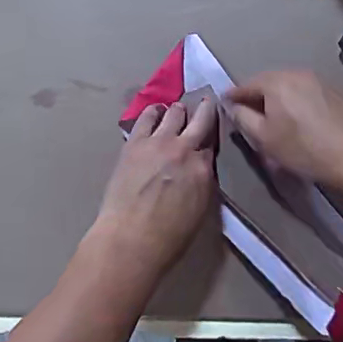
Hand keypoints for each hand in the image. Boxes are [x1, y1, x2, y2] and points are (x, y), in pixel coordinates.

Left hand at [86, 100, 218, 283]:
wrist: (130, 239)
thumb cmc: (169, 237)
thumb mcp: (200, 210)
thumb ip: (202, 182)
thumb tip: (200, 169)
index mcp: (204, 169)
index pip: (212, 144)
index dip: (211, 139)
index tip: (211, 133)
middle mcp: (185, 149)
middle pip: (200, 119)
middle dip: (205, 110)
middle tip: (205, 102)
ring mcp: (159, 142)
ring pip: (175, 112)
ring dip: (178, 111)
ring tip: (177, 111)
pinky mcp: (135, 142)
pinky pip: (147, 116)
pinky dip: (154, 111)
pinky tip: (155, 111)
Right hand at [226, 71, 342, 187]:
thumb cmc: (304, 147)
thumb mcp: (264, 138)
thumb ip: (242, 118)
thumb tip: (232, 106)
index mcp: (275, 80)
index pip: (244, 85)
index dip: (232, 98)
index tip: (224, 108)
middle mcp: (295, 73)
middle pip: (266, 83)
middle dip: (255, 98)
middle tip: (246, 117)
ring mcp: (316, 81)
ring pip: (285, 88)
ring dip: (275, 101)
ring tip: (271, 121)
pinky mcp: (331, 92)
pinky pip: (302, 93)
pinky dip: (293, 103)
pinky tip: (295, 121)